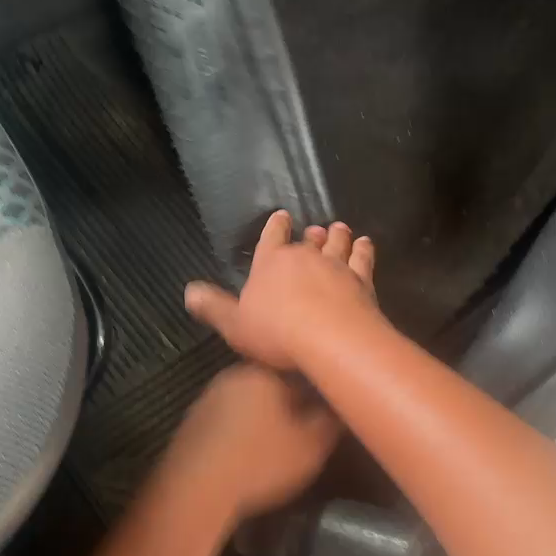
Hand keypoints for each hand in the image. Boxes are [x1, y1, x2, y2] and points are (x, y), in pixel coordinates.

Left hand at [161, 364, 340, 519]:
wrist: (194, 492)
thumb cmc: (260, 462)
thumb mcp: (311, 446)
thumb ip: (330, 420)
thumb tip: (338, 405)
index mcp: (263, 372)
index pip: (303, 374)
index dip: (322, 396)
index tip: (331, 416)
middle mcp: (232, 376)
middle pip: (274, 388)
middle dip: (292, 408)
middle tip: (309, 435)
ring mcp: (208, 400)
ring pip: (250, 406)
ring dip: (265, 422)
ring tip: (281, 450)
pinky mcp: (192, 426)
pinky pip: (230, 424)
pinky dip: (243, 436)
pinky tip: (250, 457)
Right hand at [184, 211, 380, 370]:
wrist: (331, 339)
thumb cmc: (276, 332)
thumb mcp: (234, 325)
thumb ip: (214, 308)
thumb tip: (189, 292)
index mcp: (270, 263)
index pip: (271, 238)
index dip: (276, 227)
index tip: (282, 216)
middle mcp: (304, 257)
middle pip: (308, 240)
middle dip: (310, 235)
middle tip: (315, 229)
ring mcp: (337, 266)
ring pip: (338, 244)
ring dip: (338, 236)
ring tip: (340, 229)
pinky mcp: (362, 281)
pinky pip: (363, 259)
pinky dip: (364, 250)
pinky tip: (366, 244)